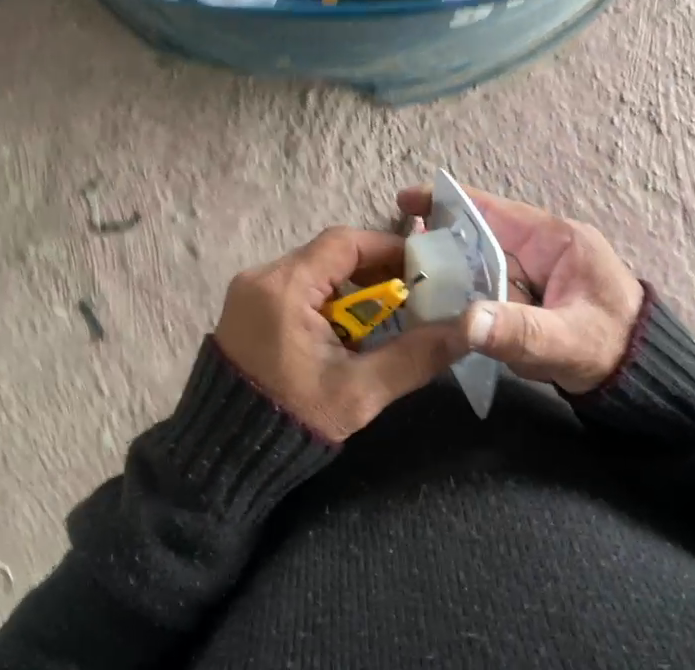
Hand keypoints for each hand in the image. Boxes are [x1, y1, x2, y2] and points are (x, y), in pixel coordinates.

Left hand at [214, 227, 468, 441]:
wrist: (227, 451)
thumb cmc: (295, 416)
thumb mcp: (360, 390)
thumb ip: (415, 356)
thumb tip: (467, 330)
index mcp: (284, 287)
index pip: (343, 242)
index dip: (387, 250)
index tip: (422, 270)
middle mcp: (261, 277)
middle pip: (327, 254)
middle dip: (372, 273)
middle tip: (409, 299)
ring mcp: (248, 291)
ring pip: (312, 271)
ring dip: (348, 289)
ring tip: (381, 321)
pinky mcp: (246, 308)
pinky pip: (293, 288)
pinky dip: (324, 300)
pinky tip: (345, 331)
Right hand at [397, 185, 644, 394]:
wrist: (643, 385)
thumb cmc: (613, 351)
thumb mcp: (566, 342)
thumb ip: (519, 332)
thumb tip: (467, 321)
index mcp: (555, 241)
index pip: (493, 211)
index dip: (447, 203)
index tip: (404, 201)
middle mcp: (540, 249)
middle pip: (478, 238)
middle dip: (439, 246)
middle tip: (397, 259)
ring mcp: (533, 274)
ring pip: (478, 265)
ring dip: (449, 276)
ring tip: (409, 286)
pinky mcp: (527, 298)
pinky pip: (486, 290)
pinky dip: (464, 297)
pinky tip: (437, 310)